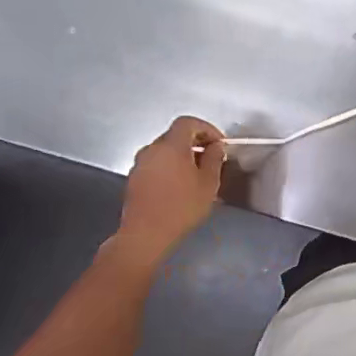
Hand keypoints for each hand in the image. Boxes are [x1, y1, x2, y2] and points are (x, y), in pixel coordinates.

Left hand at [109, 116, 225, 265]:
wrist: (146, 233)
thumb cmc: (182, 206)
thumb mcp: (208, 183)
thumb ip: (214, 159)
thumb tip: (215, 146)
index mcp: (171, 146)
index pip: (188, 122)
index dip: (206, 128)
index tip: (220, 143)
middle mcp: (152, 149)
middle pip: (175, 135)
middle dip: (196, 142)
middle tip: (212, 158)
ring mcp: (140, 163)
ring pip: (165, 150)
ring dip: (183, 155)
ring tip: (198, 174)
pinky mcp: (135, 177)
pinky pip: (156, 163)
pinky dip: (170, 166)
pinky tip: (180, 185)